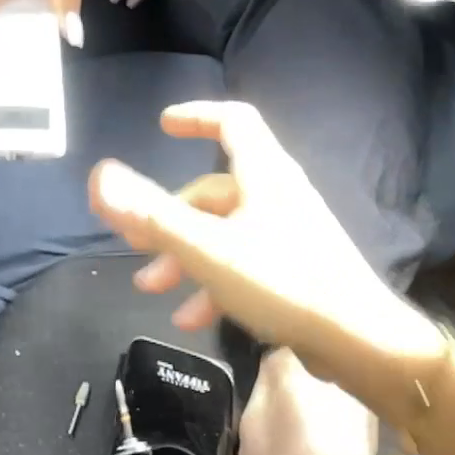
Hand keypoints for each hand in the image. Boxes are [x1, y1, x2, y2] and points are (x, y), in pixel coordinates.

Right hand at [88, 101, 443, 379]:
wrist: (354, 338)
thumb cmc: (280, 281)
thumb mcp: (206, 249)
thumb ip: (152, 214)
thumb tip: (100, 177)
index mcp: (263, 175)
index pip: (232, 122)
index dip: (196, 116)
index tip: (163, 125)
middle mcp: (278, 196)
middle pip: (214, 192)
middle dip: (168, 219)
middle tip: (134, 246)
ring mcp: (289, 235)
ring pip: (224, 235)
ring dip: (184, 260)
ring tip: (153, 291)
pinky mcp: (295, 272)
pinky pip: (243, 266)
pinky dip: (213, 285)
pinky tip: (193, 321)